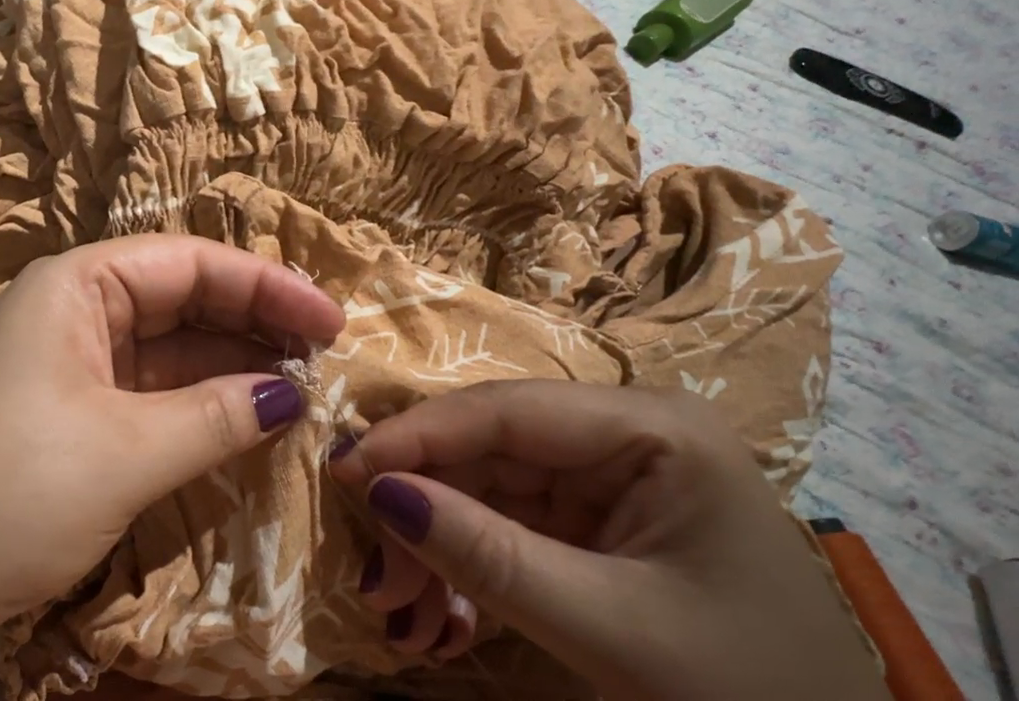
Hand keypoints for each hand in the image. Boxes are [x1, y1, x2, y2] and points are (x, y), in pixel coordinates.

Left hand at [0, 233, 346, 636]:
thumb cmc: (13, 489)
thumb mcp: (127, 450)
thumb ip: (216, 415)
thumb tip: (288, 395)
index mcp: (74, 285)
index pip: (188, 262)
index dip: (266, 286)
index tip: (334, 322)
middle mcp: (68, 311)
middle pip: (178, 299)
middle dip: (252, 324)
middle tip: (326, 359)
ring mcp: (64, 364)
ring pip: (164, 349)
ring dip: (228, 367)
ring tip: (302, 390)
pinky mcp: (62, 414)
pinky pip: (143, 392)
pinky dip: (194, 404)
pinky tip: (243, 421)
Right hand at [327, 380, 887, 700]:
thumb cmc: (740, 692)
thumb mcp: (608, 627)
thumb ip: (485, 554)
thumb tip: (375, 491)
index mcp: (651, 428)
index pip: (502, 411)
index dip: (415, 437)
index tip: (344, 473)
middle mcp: (622, 436)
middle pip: (487, 451)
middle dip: (423, 510)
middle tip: (376, 577)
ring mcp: (607, 480)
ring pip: (484, 489)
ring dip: (435, 545)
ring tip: (399, 608)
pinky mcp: (594, 524)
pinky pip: (505, 526)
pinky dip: (464, 566)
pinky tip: (437, 611)